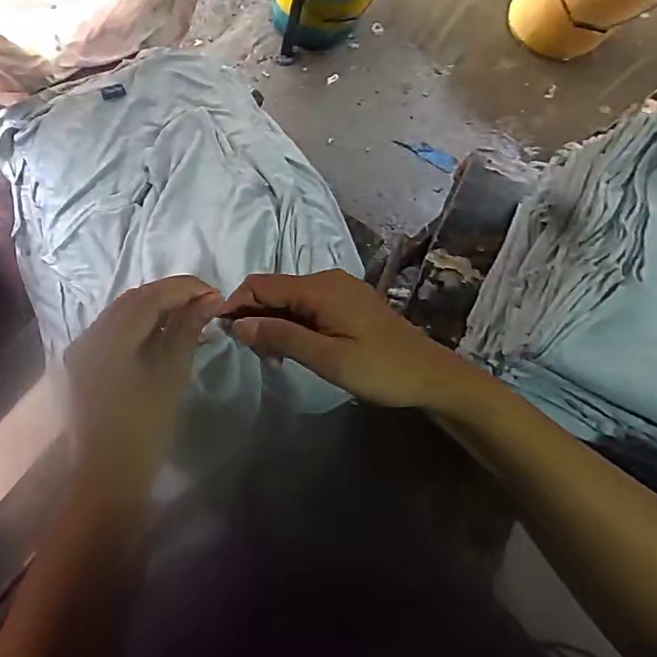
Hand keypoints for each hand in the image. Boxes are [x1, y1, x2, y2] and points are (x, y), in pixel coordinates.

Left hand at [63, 275, 224, 493]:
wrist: (106, 480)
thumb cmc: (143, 433)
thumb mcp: (170, 378)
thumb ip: (186, 332)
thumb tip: (208, 299)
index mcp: (106, 340)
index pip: (147, 297)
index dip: (183, 289)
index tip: (215, 292)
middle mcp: (87, 336)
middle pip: (131, 301)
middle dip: (170, 295)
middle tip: (206, 301)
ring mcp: (81, 349)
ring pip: (121, 313)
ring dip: (155, 308)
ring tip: (191, 314)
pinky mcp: (83, 363)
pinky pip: (114, 330)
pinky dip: (140, 325)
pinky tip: (163, 332)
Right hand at [221, 269, 467, 408]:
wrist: (433, 376)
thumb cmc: (381, 369)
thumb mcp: (327, 358)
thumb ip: (281, 337)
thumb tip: (238, 323)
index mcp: (319, 288)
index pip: (260, 284)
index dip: (235, 304)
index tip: (222, 333)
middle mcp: (326, 280)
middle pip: (273, 289)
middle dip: (254, 317)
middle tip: (254, 354)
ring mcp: (338, 289)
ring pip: (288, 299)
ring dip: (272, 323)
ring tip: (274, 357)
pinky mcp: (346, 302)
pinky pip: (306, 305)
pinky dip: (291, 323)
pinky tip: (294, 348)